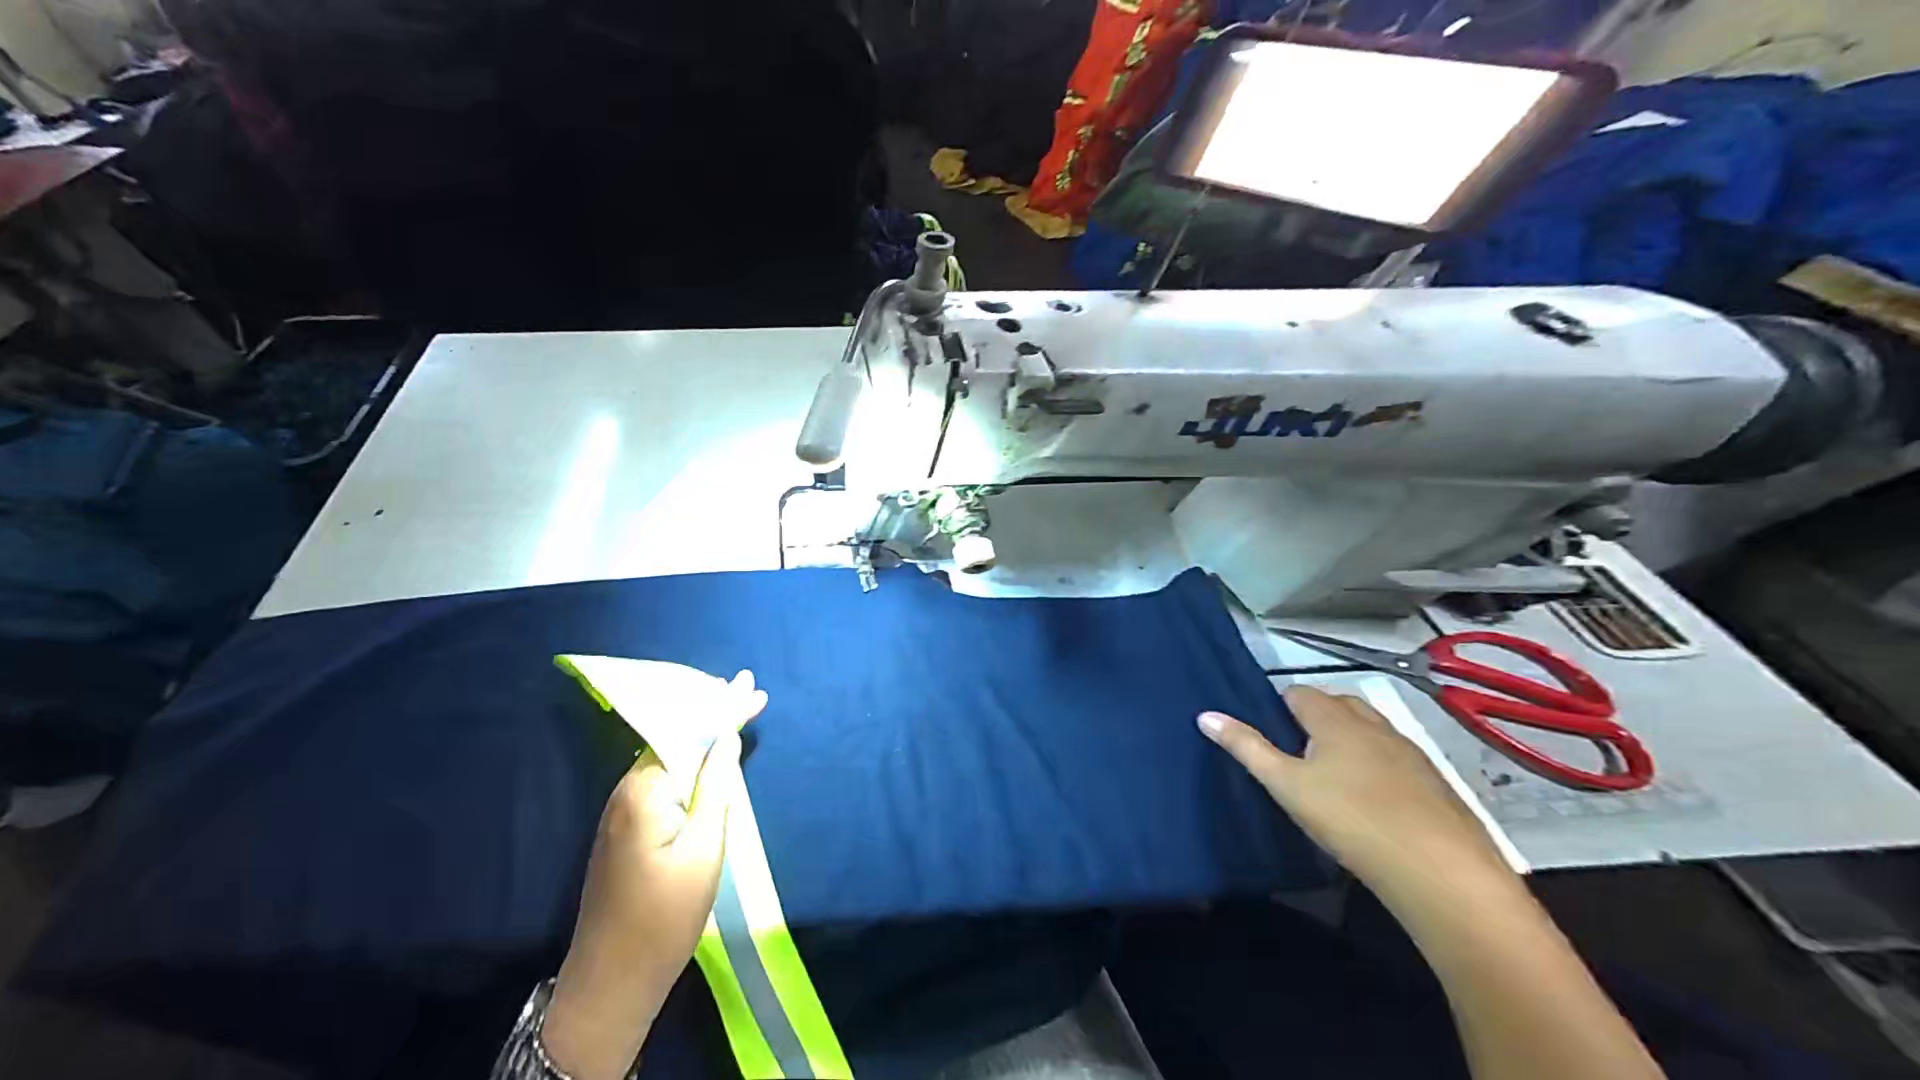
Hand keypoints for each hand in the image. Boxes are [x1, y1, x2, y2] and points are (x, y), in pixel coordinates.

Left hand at [543, 670, 762, 1079]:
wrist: (611, 981)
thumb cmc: (665, 917)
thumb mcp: (705, 850)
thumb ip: (716, 789)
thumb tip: (726, 740)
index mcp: (644, 792)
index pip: (689, 733)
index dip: (724, 708)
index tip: (753, 686)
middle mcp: (626, 791)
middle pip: (672, 736)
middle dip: (708, 710)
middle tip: (744, 690)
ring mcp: (621, 810)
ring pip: (666, 755)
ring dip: (698, 731)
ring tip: (730, 710)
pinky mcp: (625, 827)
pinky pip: (660, 775)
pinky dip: (686, 757)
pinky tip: (706, 754)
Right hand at [1199, 685, 1518, 914]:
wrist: (1438, 870)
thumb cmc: (1349, 819)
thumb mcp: (1286, 785)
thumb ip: (1246, 748)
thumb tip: (1205, 715)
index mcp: (1335, 719)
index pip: (1300, 693)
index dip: (1280, 706)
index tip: (1270, 733)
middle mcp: (1374, 725)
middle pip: (1338, 704)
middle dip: (1316, 717)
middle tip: (1296, 752)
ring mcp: (1409, 751)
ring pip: (1370, 729)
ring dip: (1349, 739)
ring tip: (1331, 775)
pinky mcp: (1434, 782)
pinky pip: (1395, 757)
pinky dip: (1377, 764)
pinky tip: (1372, 800)